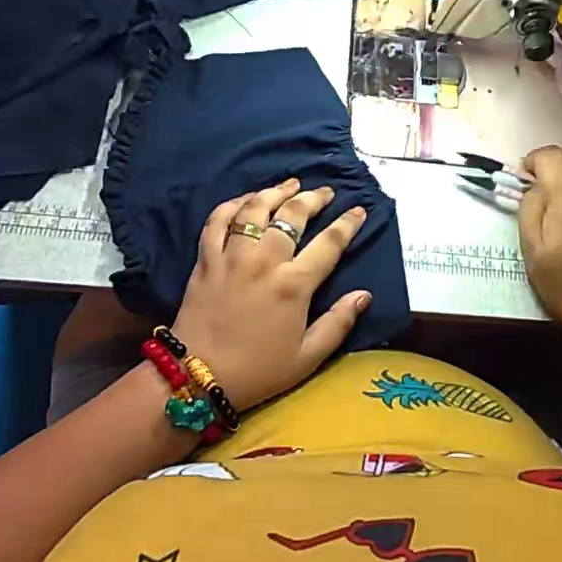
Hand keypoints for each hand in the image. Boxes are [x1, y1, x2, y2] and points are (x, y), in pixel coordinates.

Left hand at [168, 179, 370, 409]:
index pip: (329, 243)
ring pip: (255, 210)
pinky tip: (246, 200)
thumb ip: (338, 323)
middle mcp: (264, 261)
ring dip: (275, 192)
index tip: (358, 210)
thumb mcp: (308, 357)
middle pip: (292, 215)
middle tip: (324, 191)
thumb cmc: (258, 370)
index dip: (347, 223)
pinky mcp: (206, 259)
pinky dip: (232, 205)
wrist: (197, 377)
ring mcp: (232, 256)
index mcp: (293, 285)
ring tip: (290, 185)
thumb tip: (364, 295)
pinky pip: (217, 221)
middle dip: (313, 198)